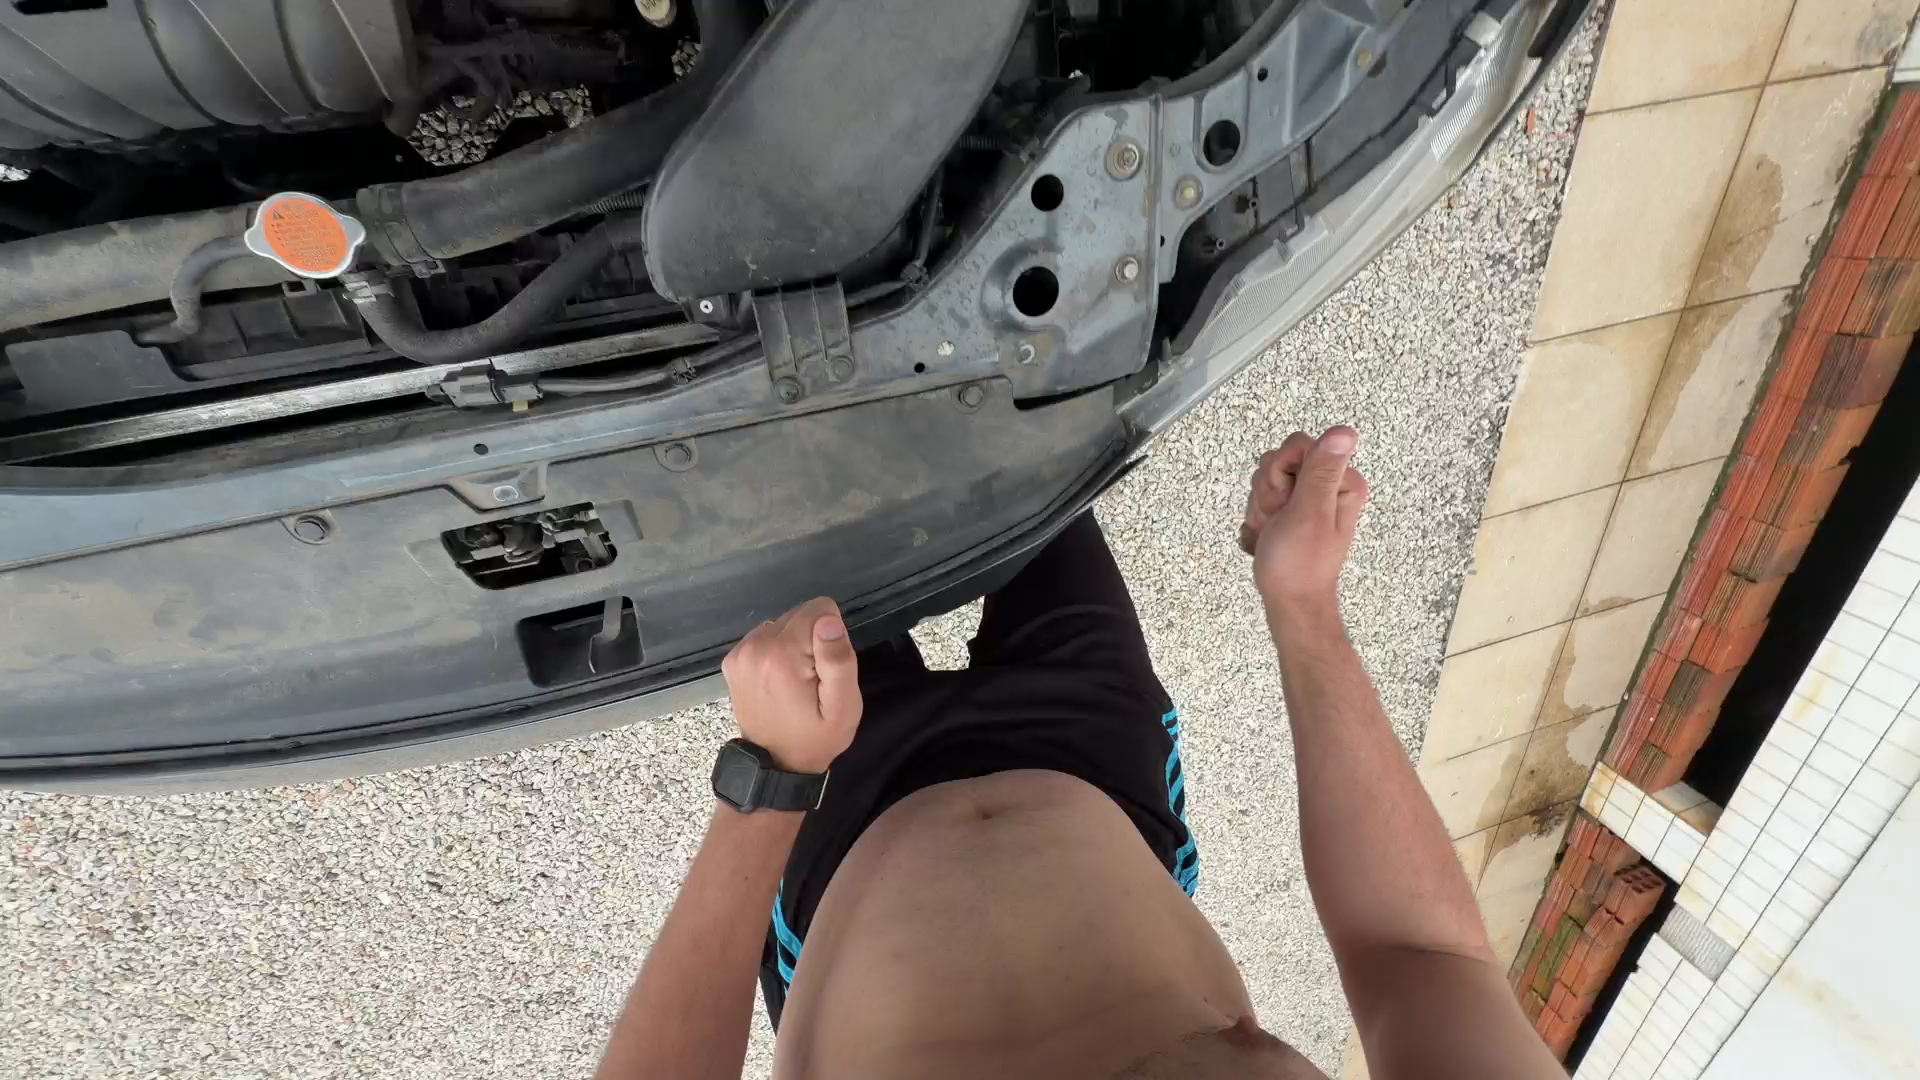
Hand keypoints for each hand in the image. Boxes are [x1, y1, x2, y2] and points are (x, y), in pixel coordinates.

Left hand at [721, 597, 861, 773]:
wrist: (777, 765)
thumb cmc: (817, 737)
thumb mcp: (844, 706)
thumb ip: (838, 659)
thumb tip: (828, 619)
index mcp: (782, 656)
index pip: (820, 609)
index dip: (832, 636)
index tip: (828, 667)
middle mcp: (755, 647)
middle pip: (801, 613)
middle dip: (814, 639)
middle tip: (816, 677)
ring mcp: (740, 652)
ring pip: (785, 622)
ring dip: (797, 643)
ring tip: (799, 680)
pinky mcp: (733, 658)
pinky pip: (768, 634)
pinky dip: (779, 649)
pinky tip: (782, 678)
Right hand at [1240, 427, 1368, 627]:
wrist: (1288, 602)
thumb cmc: (1298, 564)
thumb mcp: (1309, 513)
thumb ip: (1321, 471)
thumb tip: (1344, 430)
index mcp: (1340, 481)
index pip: (1298, 444)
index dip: (1280, 470)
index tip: (1286, 501)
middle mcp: (1326, 486)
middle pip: (1277, 461)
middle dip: (1267, 492)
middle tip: (1279, 520)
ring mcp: (1304, 501)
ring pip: (1263, 482)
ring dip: (1259, 508)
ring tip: (1272, 532)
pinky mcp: (1287, 515)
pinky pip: (1258, 502)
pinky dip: (1256, 521)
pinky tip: (1266, 538)